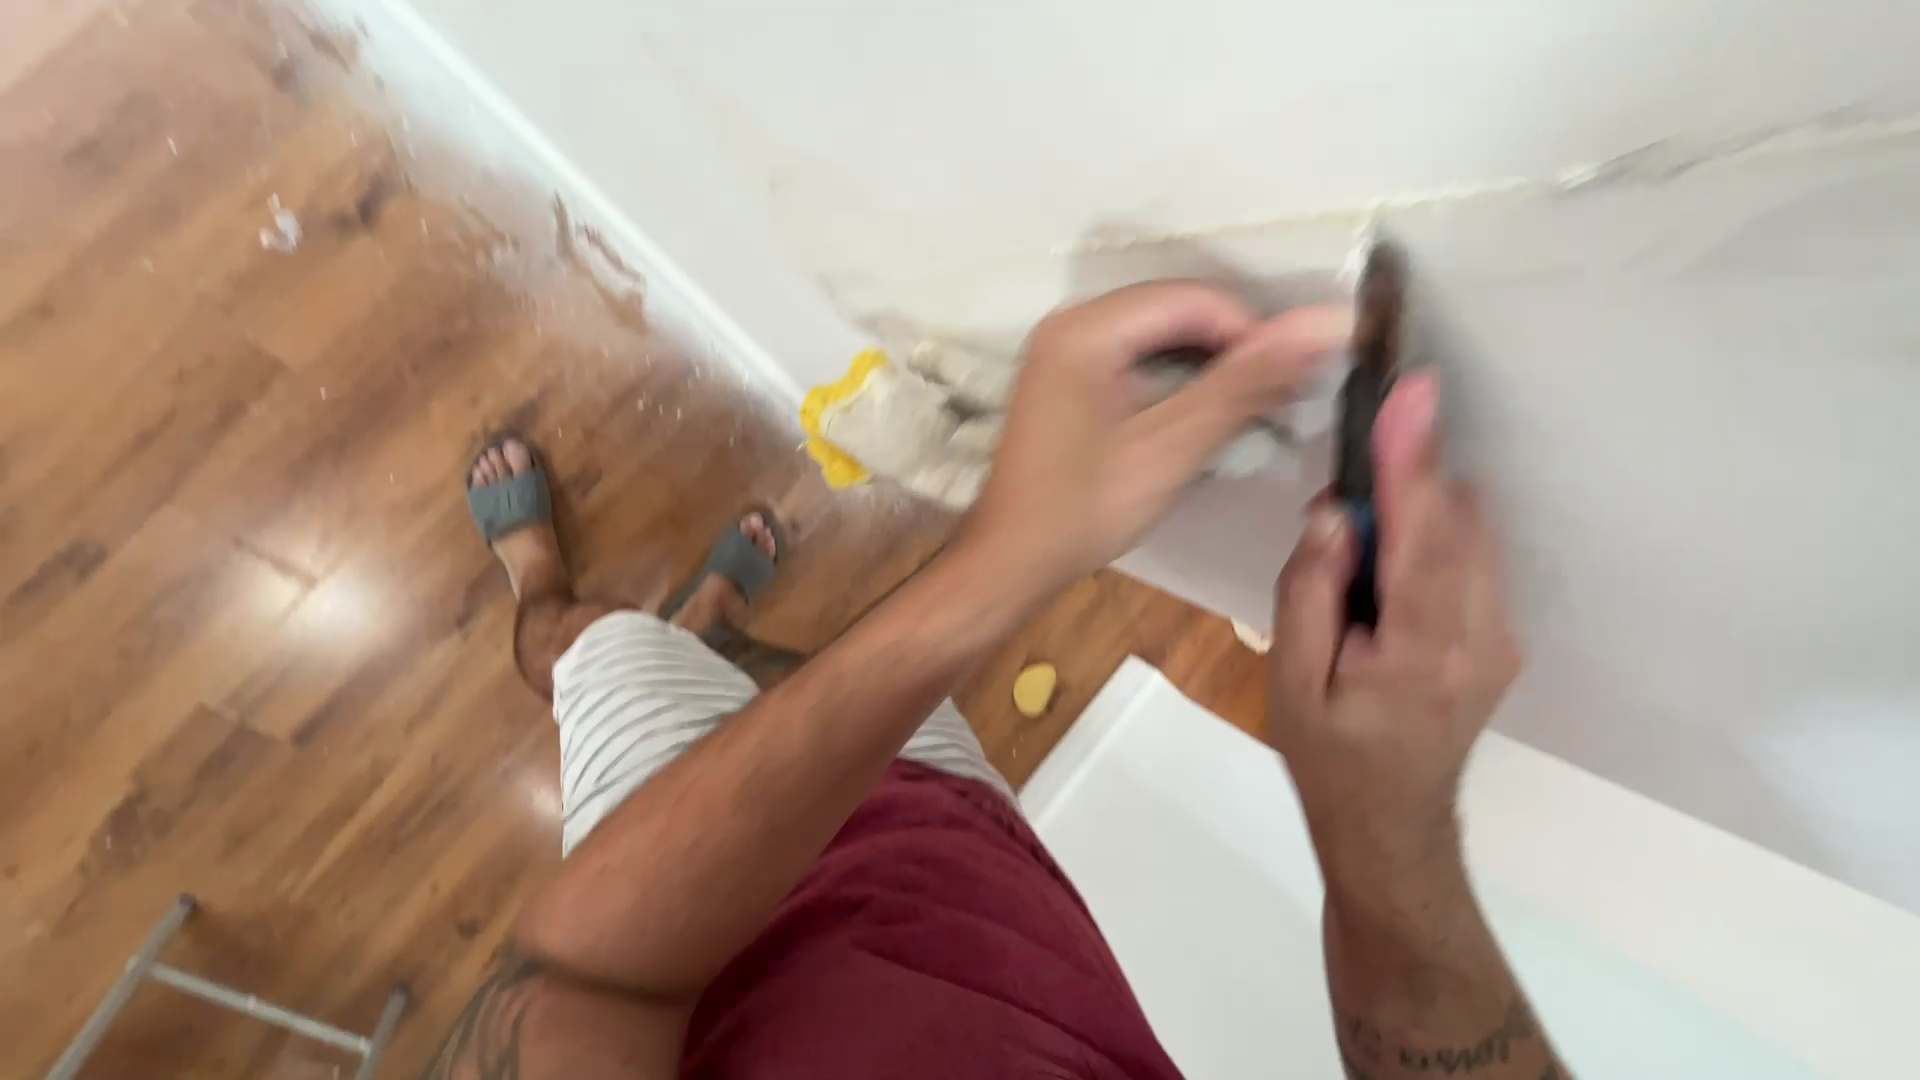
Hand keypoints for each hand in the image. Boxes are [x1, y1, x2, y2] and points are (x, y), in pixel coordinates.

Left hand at [960, 282, 1351, 596]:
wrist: (1011, 560)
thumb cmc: (1084, 509)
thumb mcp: (1170, 447)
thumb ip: (1244, 384)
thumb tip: (1324, 324)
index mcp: (1086, 329)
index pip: (1194, 299)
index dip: (1251, 332)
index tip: (1288, 382)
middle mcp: (1068, 325)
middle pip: (1173, 313)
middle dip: (1229, 350)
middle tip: (1272, 400)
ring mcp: (1060, 353)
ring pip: (1155, 338)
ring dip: (1204, 368)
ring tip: (1243, 413)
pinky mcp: (1063, 382)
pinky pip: (1132, 361)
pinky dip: (1170, 383)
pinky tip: (1195, 419)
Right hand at [1266, 371, 1520, 892]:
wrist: (1387, 822)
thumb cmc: (1325, 752)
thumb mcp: (1289, 676)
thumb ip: (1309, 590)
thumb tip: (1337, 514)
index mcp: (1421, 646)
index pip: (1423, 531)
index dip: (1412, 457)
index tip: (1410, 390)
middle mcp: (1479, 633)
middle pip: (1457, 518)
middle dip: (1404, 485)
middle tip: (1338, 514)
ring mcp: (1499, 636)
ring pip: (1470, 532)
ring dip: (1415, 512)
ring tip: (1353, 555)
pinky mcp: (1498, 638)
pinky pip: (1470, 558)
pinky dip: (1428, 539)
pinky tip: (1382, 577)